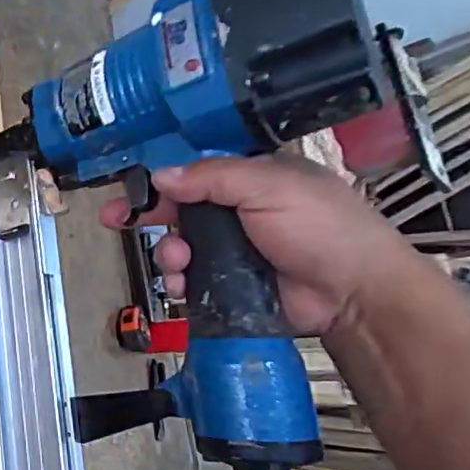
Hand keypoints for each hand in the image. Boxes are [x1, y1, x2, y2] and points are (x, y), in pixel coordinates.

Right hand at [98, 155, 424, 334]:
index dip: (158, 181)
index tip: (128, 191)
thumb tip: (161, 175)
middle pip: (177, 211)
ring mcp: (231, 251)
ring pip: (178, 247)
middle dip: (147, 216)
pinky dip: (179, 283)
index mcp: (250, 180)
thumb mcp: (269, 187)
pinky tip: (183, 286)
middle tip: (114, 220)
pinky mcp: (228, 285)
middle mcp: (237, 213)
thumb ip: (212, 177)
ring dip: (168, 253)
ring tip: (178, 261)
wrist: (355, 294)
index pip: (193, 174)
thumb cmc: (324, 228)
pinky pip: (189, 281)